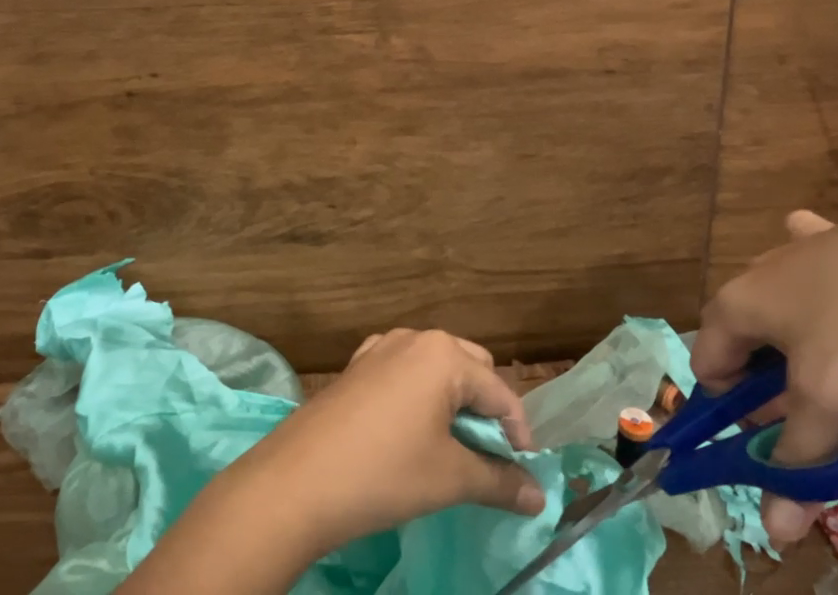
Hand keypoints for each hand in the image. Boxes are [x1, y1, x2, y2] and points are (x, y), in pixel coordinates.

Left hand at [119, 329, 545, 594]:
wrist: (297, 482)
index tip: (525, 471)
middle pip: (470, 368)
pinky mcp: (354, 368)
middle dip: (485, 408)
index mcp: (443, 355)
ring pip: (434, 368)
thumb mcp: (451, 479)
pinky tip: (410, 432)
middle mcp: (413, 339)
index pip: (500, 392)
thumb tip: (539, 497)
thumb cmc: (384, 473)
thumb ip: (501, 482)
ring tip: (452, 445)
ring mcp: (378, 349)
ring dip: (451, 401)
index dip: (519, 433)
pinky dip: (418, 396)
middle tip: (488, 454)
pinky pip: (402, 373)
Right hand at [691, 181, 837, 543]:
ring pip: (779, 310)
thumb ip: (798, 462)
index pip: (708, 370)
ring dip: (796, 344)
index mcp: (732, 307)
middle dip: (771, 385)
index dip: (739, 414)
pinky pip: (815, 272)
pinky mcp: (836, 240)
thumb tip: (775, 533)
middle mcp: (751, 276)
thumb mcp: (830, 402)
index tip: (789, 437)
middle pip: (743, 343)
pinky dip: (822, 291)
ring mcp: (793, 252)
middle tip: (823, 412)